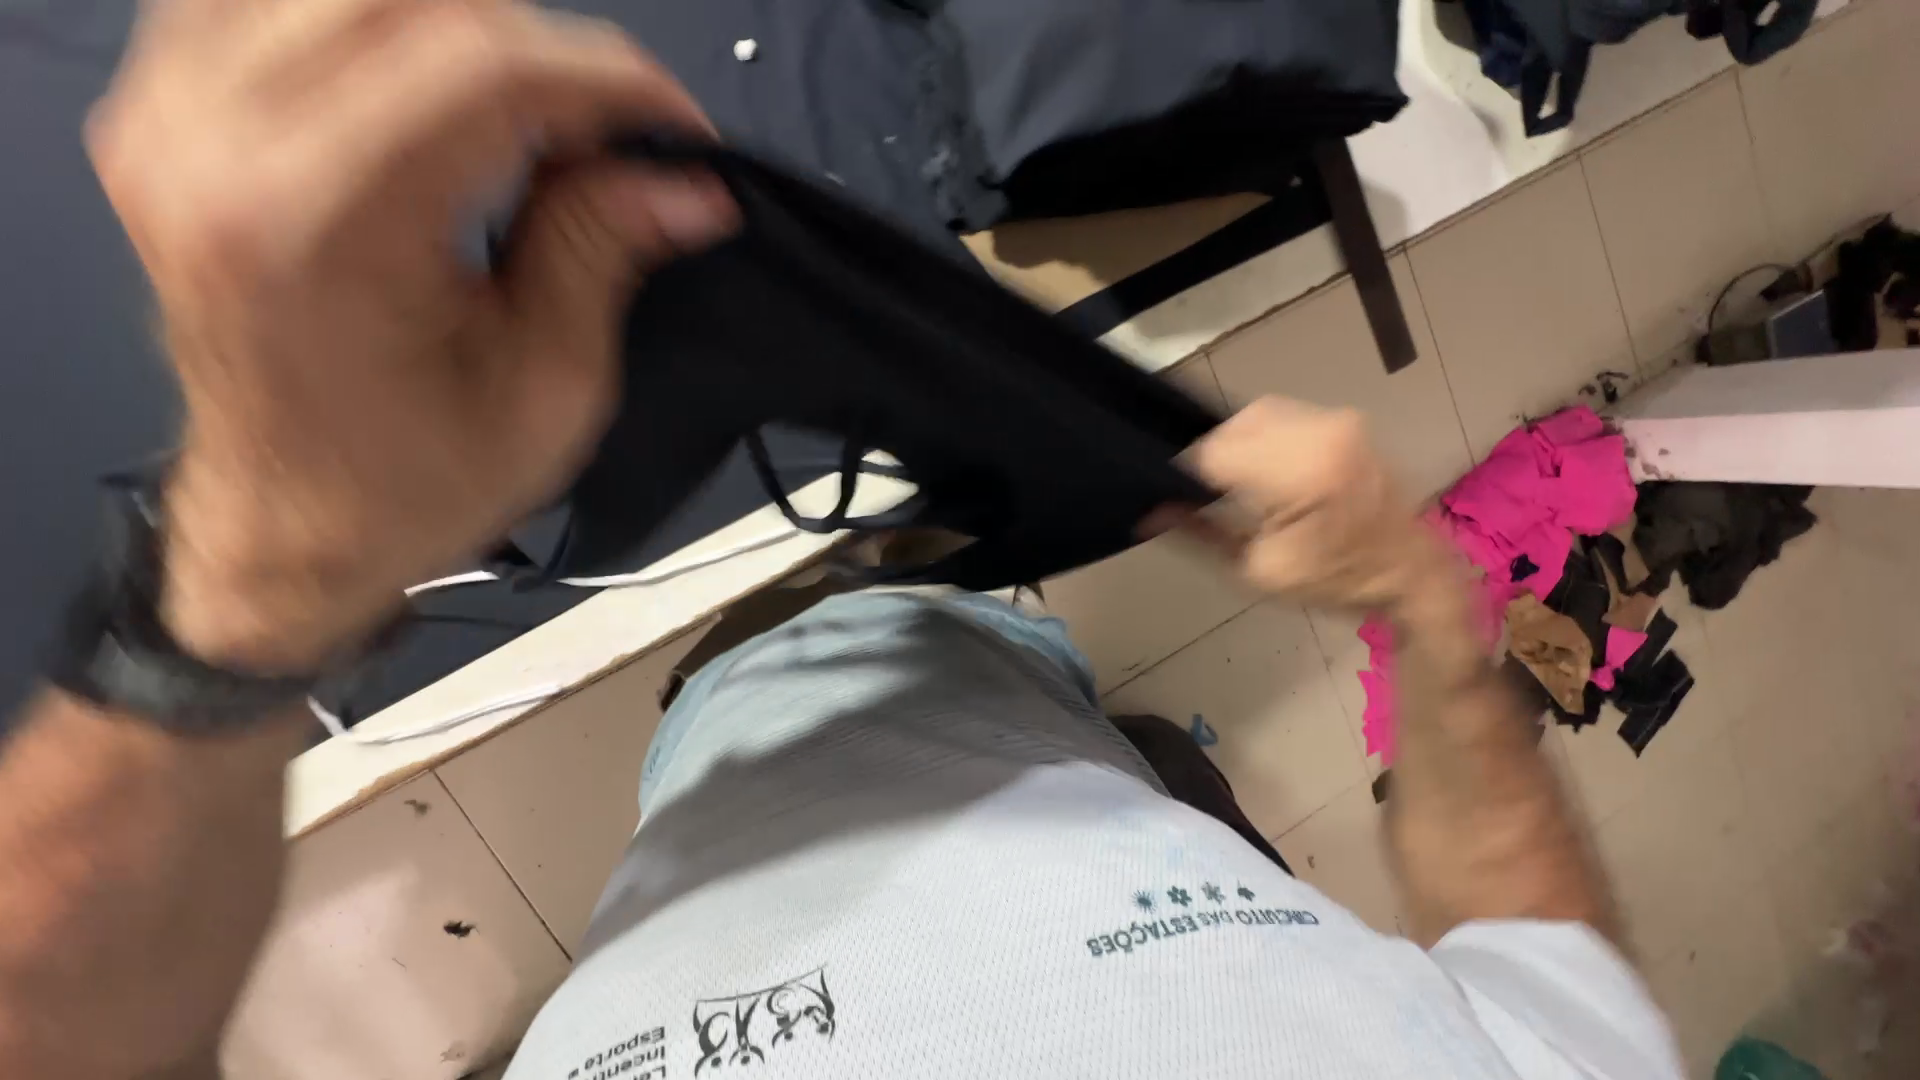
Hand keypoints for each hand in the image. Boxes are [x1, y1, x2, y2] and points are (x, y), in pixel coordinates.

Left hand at [86, 0, 737, 671]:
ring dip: (474, 37)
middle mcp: (214, 143)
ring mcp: (167, 116)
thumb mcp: (551, 384)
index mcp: (320, 226)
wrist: (299, 526)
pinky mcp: (165, 116)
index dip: (608, 81)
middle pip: (416, 2)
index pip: (483, 69)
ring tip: (547, 118)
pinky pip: (283, 5)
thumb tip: (688, 182)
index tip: (681, 127)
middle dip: (550, 53)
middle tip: (621, 132)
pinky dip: (392, 31)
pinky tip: (449, 93)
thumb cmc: (428, 482)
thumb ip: (602, 251)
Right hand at [1174, 396, 1457, 613]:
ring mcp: (1337, 420)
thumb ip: (1200, 535)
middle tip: (1216, 500)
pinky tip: (1269, 472)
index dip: (1191, 477)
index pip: (1214, 453)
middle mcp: (1321, 431)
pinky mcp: (1344, 420)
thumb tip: (1150, 513)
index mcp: (1302, 472)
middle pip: (1231, 428)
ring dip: (1238, 447)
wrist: (1414, 573)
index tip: (1191, 503)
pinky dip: (1263, 439)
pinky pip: (1281, 416)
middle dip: (1215, 461)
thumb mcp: (1259, 570)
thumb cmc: (1336, 581)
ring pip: (1253, 416)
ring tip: (1243, 487)